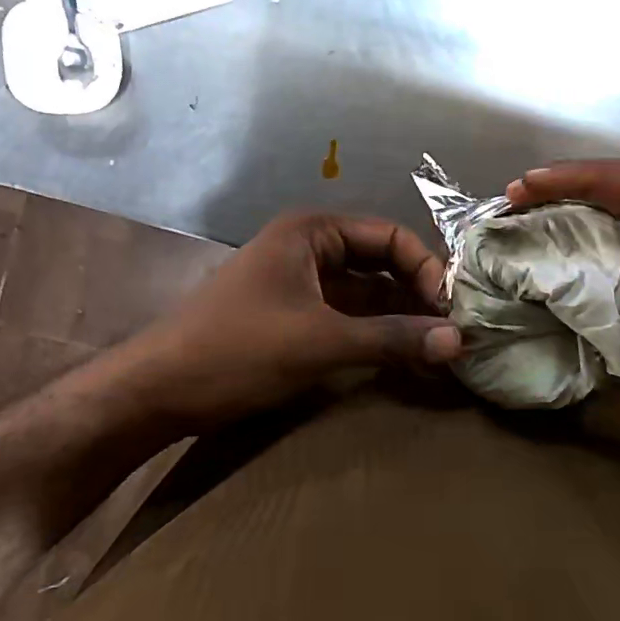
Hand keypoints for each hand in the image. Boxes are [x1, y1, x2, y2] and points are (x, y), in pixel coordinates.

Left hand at [114, 211, 461, 429]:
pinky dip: (371, 332)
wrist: (160, 389)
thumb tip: (458, 340)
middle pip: (379, 261)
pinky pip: (343, 315)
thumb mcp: (320, 342)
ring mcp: (297, 282)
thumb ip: (390, 338)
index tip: (453, 310)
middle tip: (454, 331)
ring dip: (397, 316)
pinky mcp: (289, 315)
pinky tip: (400, 356)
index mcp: (311, 231)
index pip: (389, 236)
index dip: (426, 269)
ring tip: (437, 348)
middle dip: (416, 293)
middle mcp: (307, 247)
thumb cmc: (238, 350)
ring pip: (363, 291)